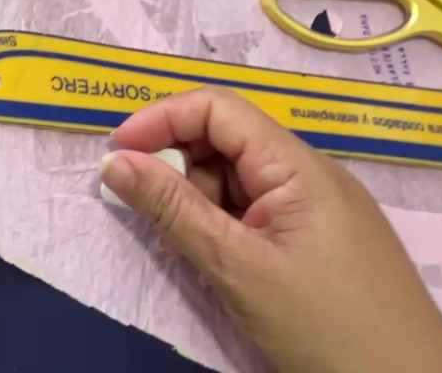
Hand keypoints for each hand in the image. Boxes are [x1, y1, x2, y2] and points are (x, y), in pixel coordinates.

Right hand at [100, 89, 441, 372]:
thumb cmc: (328, 333)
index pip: (217, 109)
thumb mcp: (236, 268)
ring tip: (175, 244)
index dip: (162, 119)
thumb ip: (171, 209)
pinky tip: (209, 258)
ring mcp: (319, 209)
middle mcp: (309, 174)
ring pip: (237, 177)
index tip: (119, 153)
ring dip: (196, 198)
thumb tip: (112, 162)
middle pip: (225, 139)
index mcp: (297, 166)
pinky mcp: (322, 242)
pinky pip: (257, 210)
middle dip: (176, 162)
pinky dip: (222, 224)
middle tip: (143, 205)